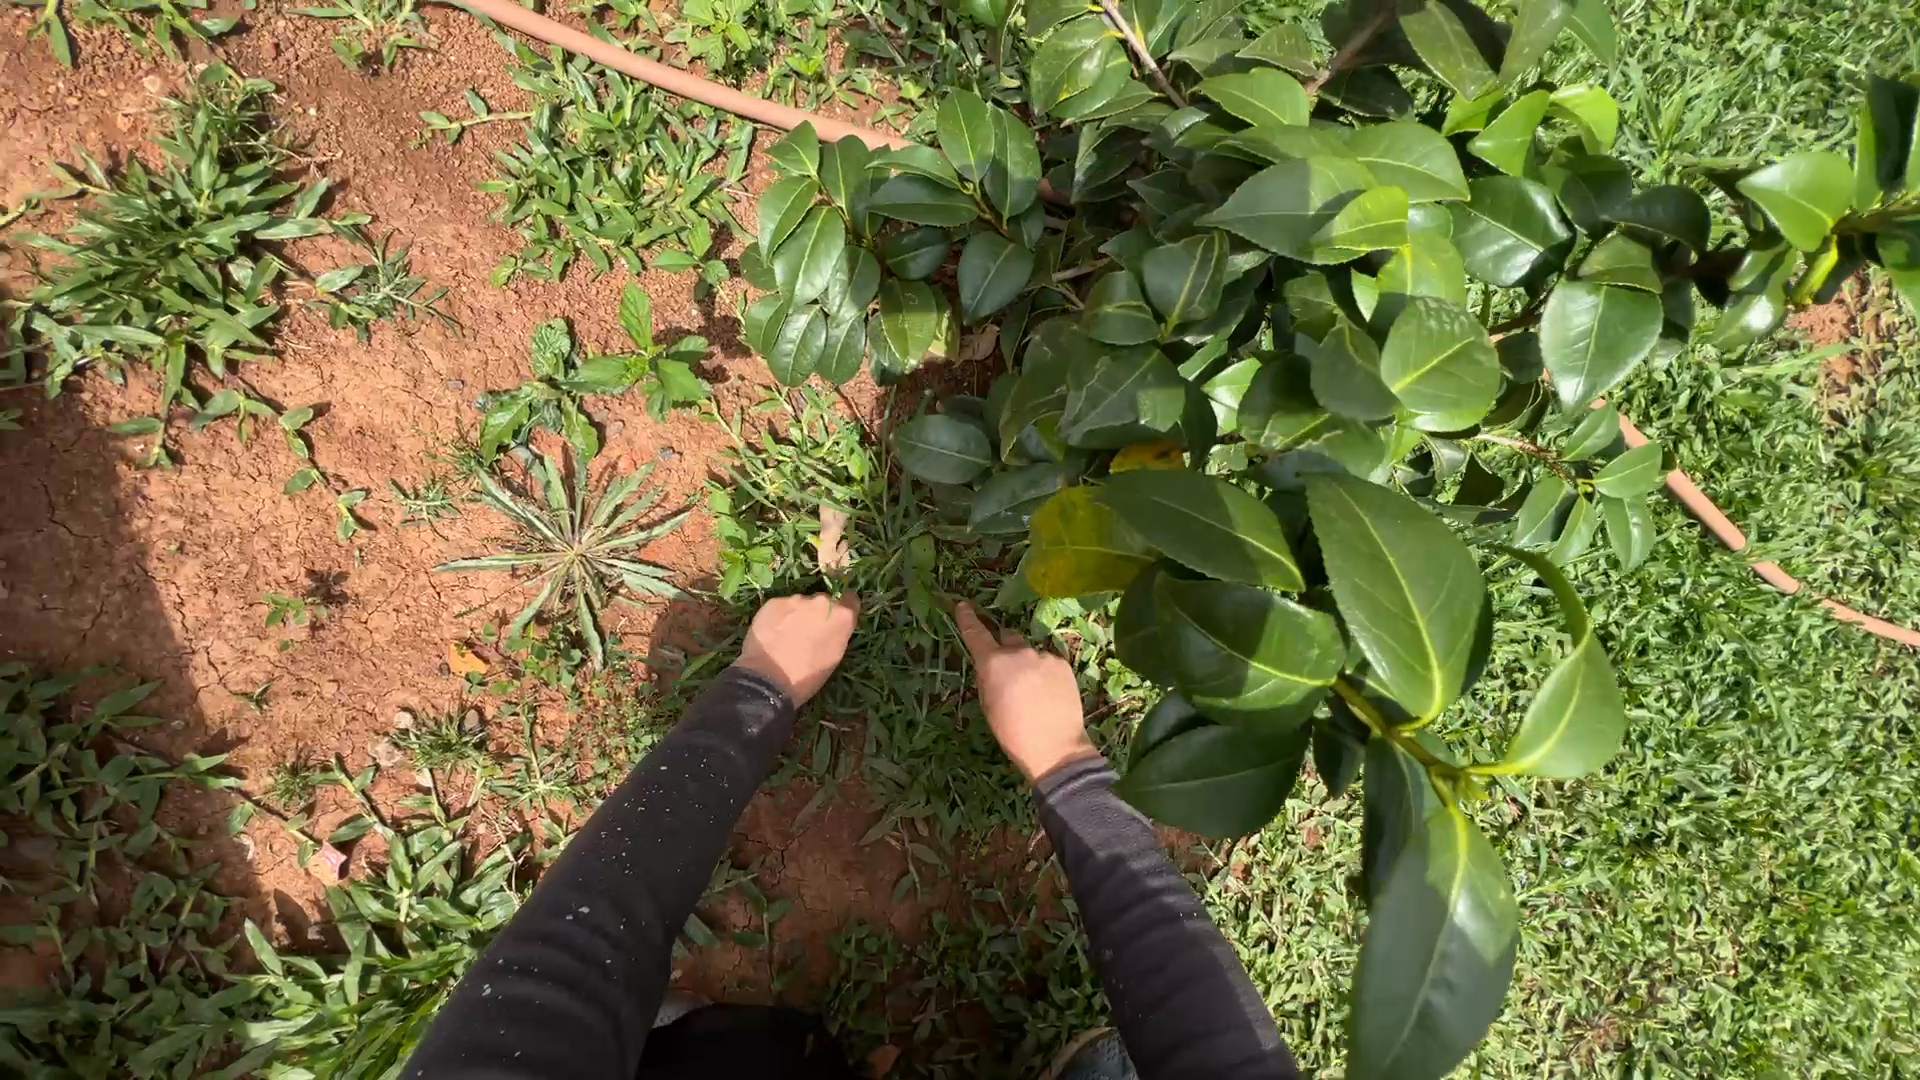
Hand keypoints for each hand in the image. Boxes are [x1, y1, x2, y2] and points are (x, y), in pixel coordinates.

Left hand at [733, 592, 860, 704]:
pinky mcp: (774, 602)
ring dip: (797, 614)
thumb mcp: (834, 656)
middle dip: (818, 613)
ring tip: (786, 635)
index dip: (843, 609)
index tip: (835, 620)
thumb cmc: (807, 676)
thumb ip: (838, 633)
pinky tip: (772, 633)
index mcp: (842, 616)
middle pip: (824, 601)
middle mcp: (822, 601)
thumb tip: (832, 626)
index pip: (850, 600)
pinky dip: (779, 616)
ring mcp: (797, 599)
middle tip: (808, 632)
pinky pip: (781, 606)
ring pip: (801, 603)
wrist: (768, 679)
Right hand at [956, 602, 1098, 784]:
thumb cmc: (1012, 733)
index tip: (964, 606)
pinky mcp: (1063, 663)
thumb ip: (987, 678)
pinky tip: (1049, 694)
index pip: (976, 633)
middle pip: (1007, 638)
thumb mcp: (988, 705)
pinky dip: (1045, 672)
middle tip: (1008, 674)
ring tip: (1034, 692)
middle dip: (1005, 649)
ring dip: (1027, 664)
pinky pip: (1048, 661)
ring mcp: (1044, 655)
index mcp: (993, 663)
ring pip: (1030, 652)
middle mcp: (1019, 651)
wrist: (1055, 748)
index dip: (968, 619)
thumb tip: (990, 666)